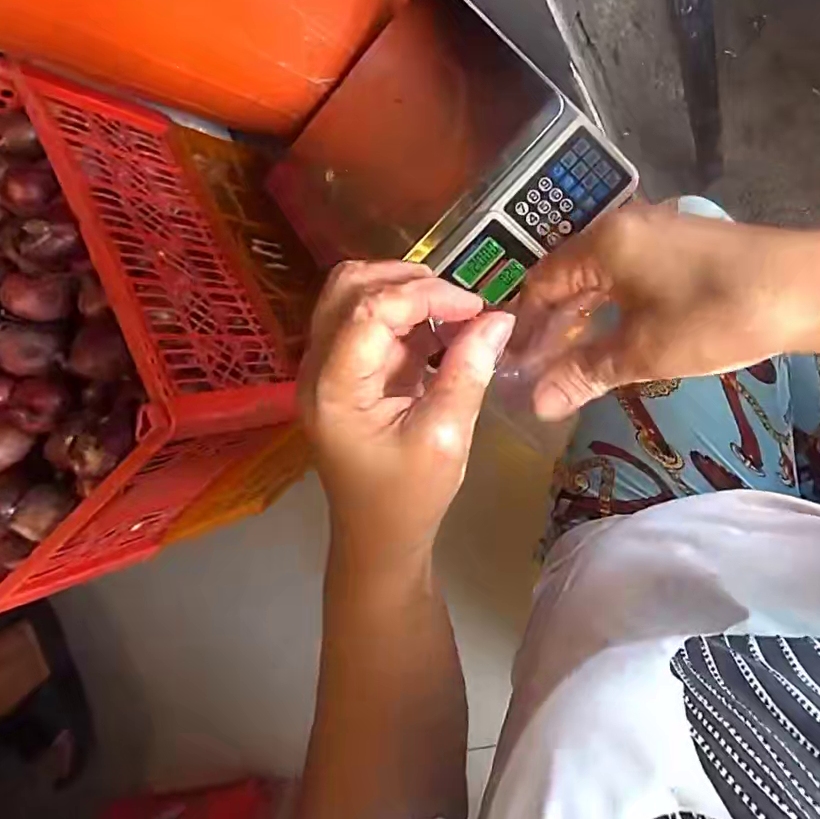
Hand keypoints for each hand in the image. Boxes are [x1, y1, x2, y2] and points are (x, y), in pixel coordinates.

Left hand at [298, 261, 514, 557]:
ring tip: (454, 311)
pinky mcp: (348, 369)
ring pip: (356, 294)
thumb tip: (500, 317)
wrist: (379, 537)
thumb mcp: (446, 435)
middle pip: (350, 285)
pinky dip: (408, 313)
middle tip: (460, 302)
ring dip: (406, 291)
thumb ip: (468, 370)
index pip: (369, 308)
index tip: (476, 307)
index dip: (426, 296)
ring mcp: (329, 365)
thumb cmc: (408, 496)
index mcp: (334, 386)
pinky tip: (442, 331)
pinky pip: (370, 318)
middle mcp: (319, 365)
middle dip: (409, 281)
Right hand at [514, 202, 819, 419]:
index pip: (542, 282)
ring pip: (602, 276)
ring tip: (573, 360)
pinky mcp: (683, 244)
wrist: (808, 286)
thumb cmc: (716, 315)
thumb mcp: (646, 350)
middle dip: (554, 324)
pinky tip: (617, 335)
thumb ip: (587, 372)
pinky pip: (630, 274)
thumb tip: (537, 406)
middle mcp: (623, 227)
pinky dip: (615, 306)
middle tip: (541, 370)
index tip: (516, 366)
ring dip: (585, 317)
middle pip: (569, 276)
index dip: (527, 327)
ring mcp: (657, 231)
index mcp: (603, 242)